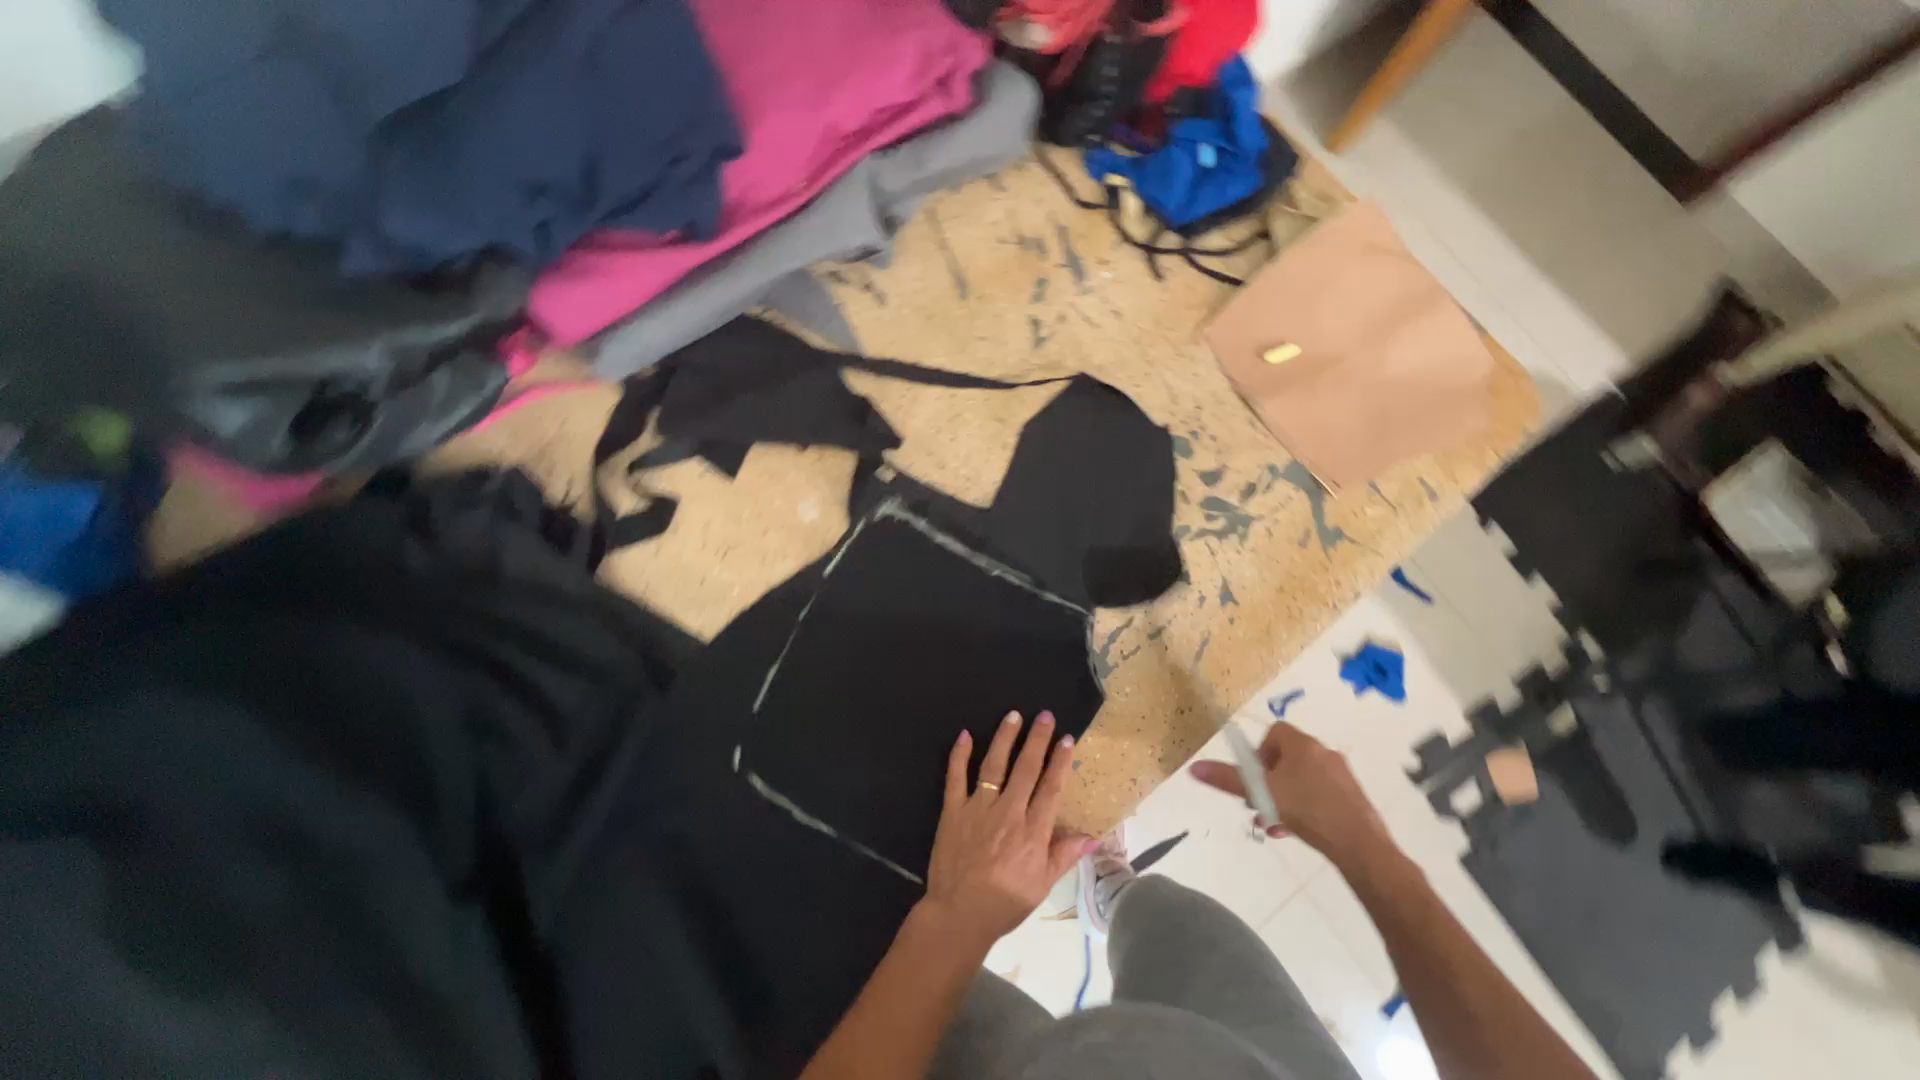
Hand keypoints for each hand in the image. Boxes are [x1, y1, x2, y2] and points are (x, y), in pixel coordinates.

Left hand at [920, 710, 1090, 944]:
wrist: (959, 914)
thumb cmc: (1005, 903)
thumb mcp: (1042, 885)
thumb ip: (1064, 855)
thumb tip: (1092, 836)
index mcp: (1033, 832)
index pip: (1051, 788)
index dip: (1060, 762)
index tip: (1066, 739)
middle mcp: (1008, 813)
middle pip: (1026, 769)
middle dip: (1037, 739)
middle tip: (1044, 715)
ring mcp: (978, 809)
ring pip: (994, 766)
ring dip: (1005, 738)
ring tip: (1013, 715)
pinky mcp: (953, 811)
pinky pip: (956, 778)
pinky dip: (959, 755)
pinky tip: (964, 735)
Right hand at [1189, 721, 1393, 868]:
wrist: (1359, 844)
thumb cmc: (1307, 810)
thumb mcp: (1261, 794)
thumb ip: (1228, 780)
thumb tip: (1195, 767)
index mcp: (1302, 745)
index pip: (1274, 732)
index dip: (1260, 753)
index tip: (1256, 778)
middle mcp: (1323, 752)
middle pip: (1286, 758)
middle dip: (1269, 782)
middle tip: (1261, 805)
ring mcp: (1341, 774)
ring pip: (1302, 779)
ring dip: (1284, 798)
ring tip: (1276, 825)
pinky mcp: (1351, 796)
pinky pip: (1319, 793)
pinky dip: (1305, 807)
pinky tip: (1299, 831)